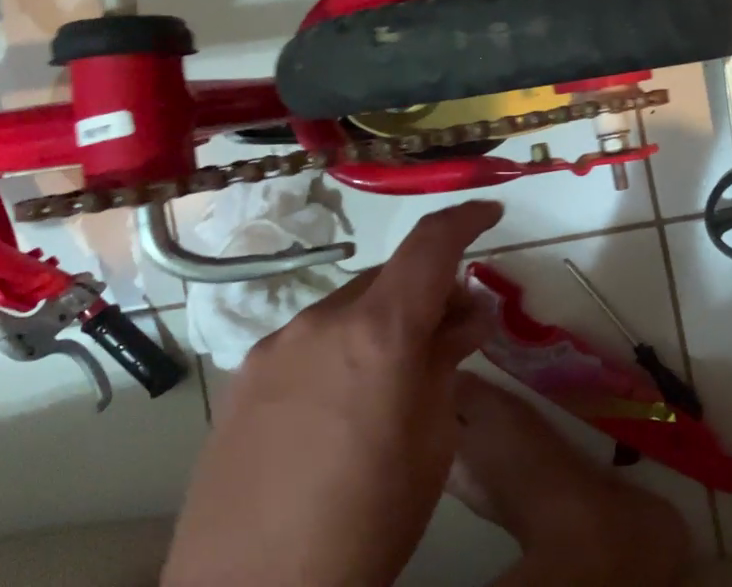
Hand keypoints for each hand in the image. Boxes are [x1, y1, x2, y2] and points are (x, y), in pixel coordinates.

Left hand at [164, 201, 499, 586]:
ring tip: (398, 378)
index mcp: (378, 331)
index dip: (465, 220)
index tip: (490, 214)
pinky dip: (343, 350)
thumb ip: (446, 361)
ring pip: (347, 312)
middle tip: (456, 330)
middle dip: (428, 291)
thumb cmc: (370, 517)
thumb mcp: (433, 438)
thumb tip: (465, 316)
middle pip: (388, 279)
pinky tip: (345, 405)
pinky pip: (309, 344)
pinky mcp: (241, 384)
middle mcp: (320, 323)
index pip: (430, 245)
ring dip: (383, 324)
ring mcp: (272, 351)